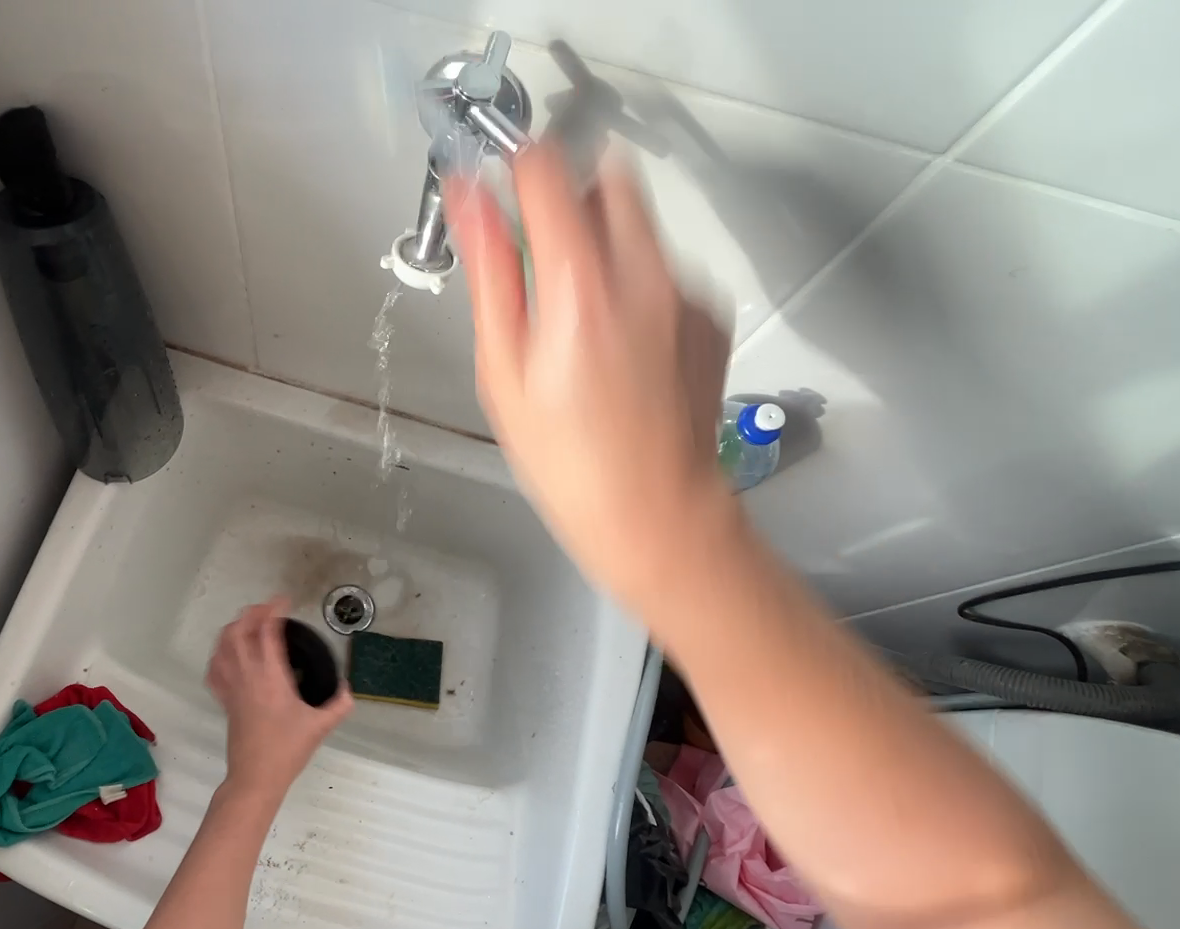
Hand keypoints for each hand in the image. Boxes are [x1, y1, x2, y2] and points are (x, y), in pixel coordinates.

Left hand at [206, 599, 352, 800]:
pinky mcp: (224, 701)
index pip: (268, 632)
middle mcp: (247, 676)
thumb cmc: (287, 750)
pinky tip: (228, 654)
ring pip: (222, 647)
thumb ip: (339, 705)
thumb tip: (347, 690)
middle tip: (267, 610)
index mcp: (271, 677)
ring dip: (232, 629)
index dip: (274, 610)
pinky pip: (214, 670)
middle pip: (238, 631)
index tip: (284, 601)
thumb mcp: (320, 727)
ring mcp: (232, 688)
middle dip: (250, 614)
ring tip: (247, 624)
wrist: (255, 777)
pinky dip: (219, 655)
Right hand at [445, 148, 734, 617]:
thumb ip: (490, 273)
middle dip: (564, 197)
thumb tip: (470, 199)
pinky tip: (616, 345)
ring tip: (575, 319)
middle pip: (603, 176)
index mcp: (579, 286)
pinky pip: (663, 267)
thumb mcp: (502, 371)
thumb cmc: (569, 462)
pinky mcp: (709, 314)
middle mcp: (645, 273)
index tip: (497, 185)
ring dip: (599, 242)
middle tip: (535, 258)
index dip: (514, 165)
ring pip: (637, 222)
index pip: (547, 167)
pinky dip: (634, 281)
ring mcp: (686, 291)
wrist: (654, 513)